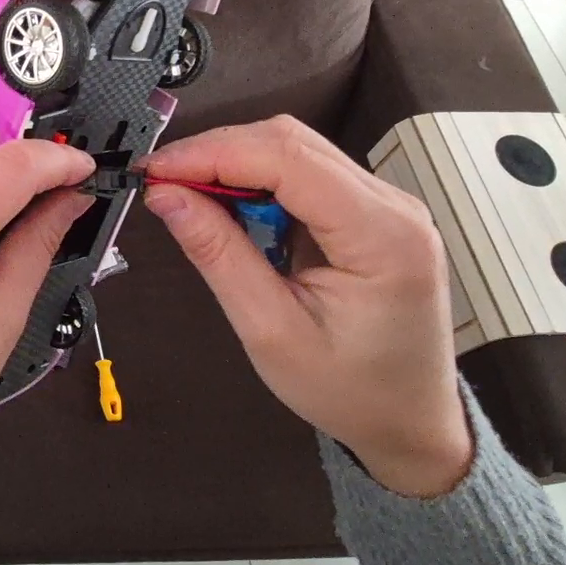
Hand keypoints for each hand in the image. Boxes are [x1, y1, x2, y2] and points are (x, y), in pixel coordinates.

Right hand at [142, 117, 472, 497]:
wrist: (410, 423)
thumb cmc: (348, 391)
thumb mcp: (270, 331)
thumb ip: (218, 255)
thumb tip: (164, 195)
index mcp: (383, 236)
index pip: (288, 160)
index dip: (213, 153)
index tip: (154, 172)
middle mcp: (392, 204)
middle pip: (290, 141)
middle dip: (216, 152)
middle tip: (161, 182)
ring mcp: (384, 201)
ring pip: (293, 146)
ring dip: (231, 161)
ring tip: (185, 192)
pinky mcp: (368, 207)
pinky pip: (301, 169)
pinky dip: (252, 177)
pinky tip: (225, 204)